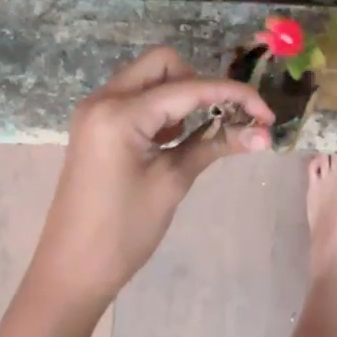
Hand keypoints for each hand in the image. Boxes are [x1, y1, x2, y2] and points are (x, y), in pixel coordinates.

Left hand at [36, 47, 273, 300]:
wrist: (70, 272)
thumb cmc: (123, 232)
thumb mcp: (173, 182)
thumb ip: (215, 144)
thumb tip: (264, 133)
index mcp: (120, 113)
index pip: (190, 88)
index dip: (234, 95)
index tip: (266, 114)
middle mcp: (103, 99)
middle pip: (164, 63)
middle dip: (200, 84)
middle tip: (219, 118)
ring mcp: (95, 110)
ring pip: (149, 76)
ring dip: (180, 94)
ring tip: (192, 136)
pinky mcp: (95, 124)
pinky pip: (135, 96)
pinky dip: (160, 106)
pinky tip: (169, 140)